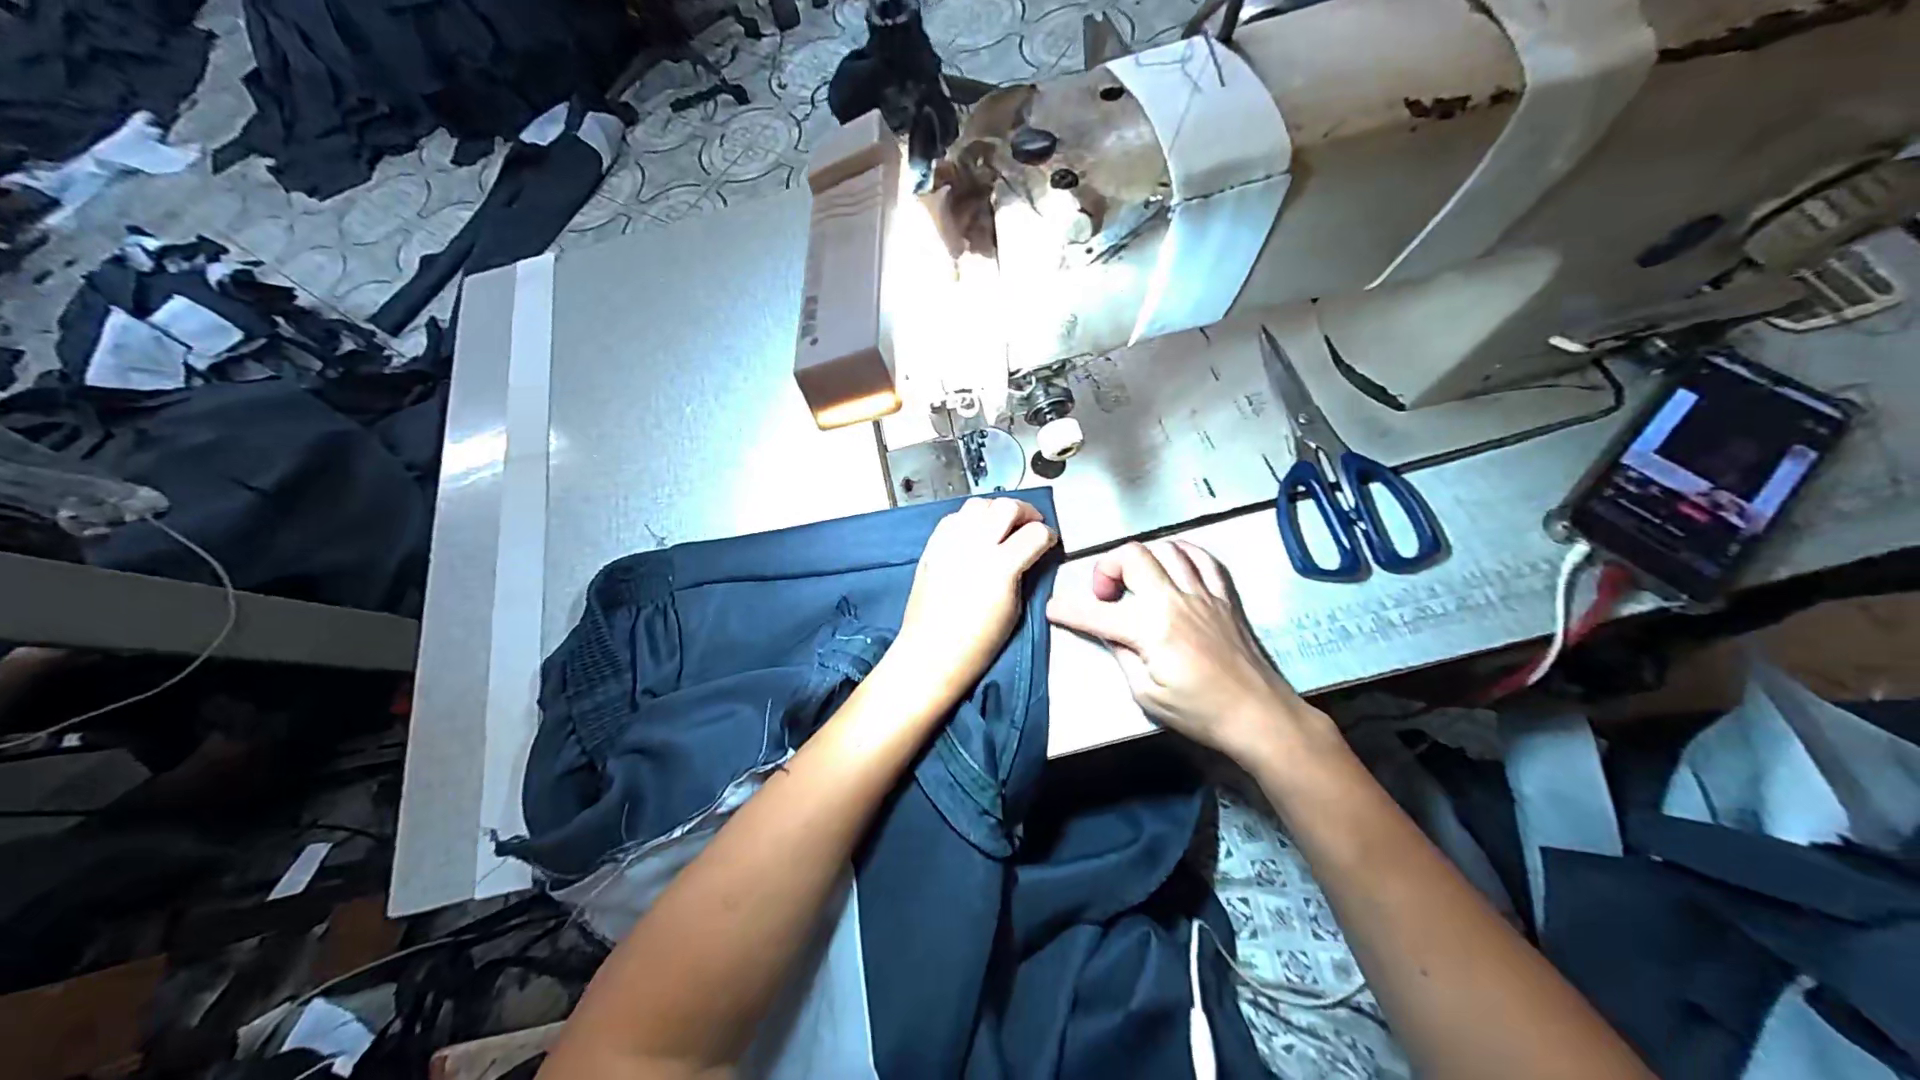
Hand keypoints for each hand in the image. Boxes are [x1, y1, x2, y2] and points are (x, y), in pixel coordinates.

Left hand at [894, 497, 1057, 700]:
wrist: (931, 653)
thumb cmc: (976, 643)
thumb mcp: (1014, 609)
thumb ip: (1023, 573)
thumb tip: (1029, 554)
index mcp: (1000, 566)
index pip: (1035, 532)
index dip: (1048, 535)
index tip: (1049, 540)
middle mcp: (974, 546)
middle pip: (1007, 506)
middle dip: (1025, 512)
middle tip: (1031, 524)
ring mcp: (950, 543)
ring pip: (978, 504)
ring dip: (996, 510)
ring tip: (1002, 526)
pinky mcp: (932, 547)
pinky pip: (954, 517)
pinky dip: (969, 519)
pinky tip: (975, 534)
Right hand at [1045, 540, 1327, 763]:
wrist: (1258, 715)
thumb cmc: (1201, 713)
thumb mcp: (1147, 695)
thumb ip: (1123, 656)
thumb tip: (1110, 633)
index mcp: (1152, 629)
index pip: (1098, 614)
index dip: (1068, 611)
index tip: (1054, 609)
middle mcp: (1176, 601)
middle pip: (1133, 556)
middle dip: (1106, 568)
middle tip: (1105, 595)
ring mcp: (1203, 594)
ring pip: (1167, 548)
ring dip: (1143, 559)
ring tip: (1136, 581)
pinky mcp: (1225, 597)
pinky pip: (1203, 559)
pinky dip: (1182, 555)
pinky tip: (1173, 567)